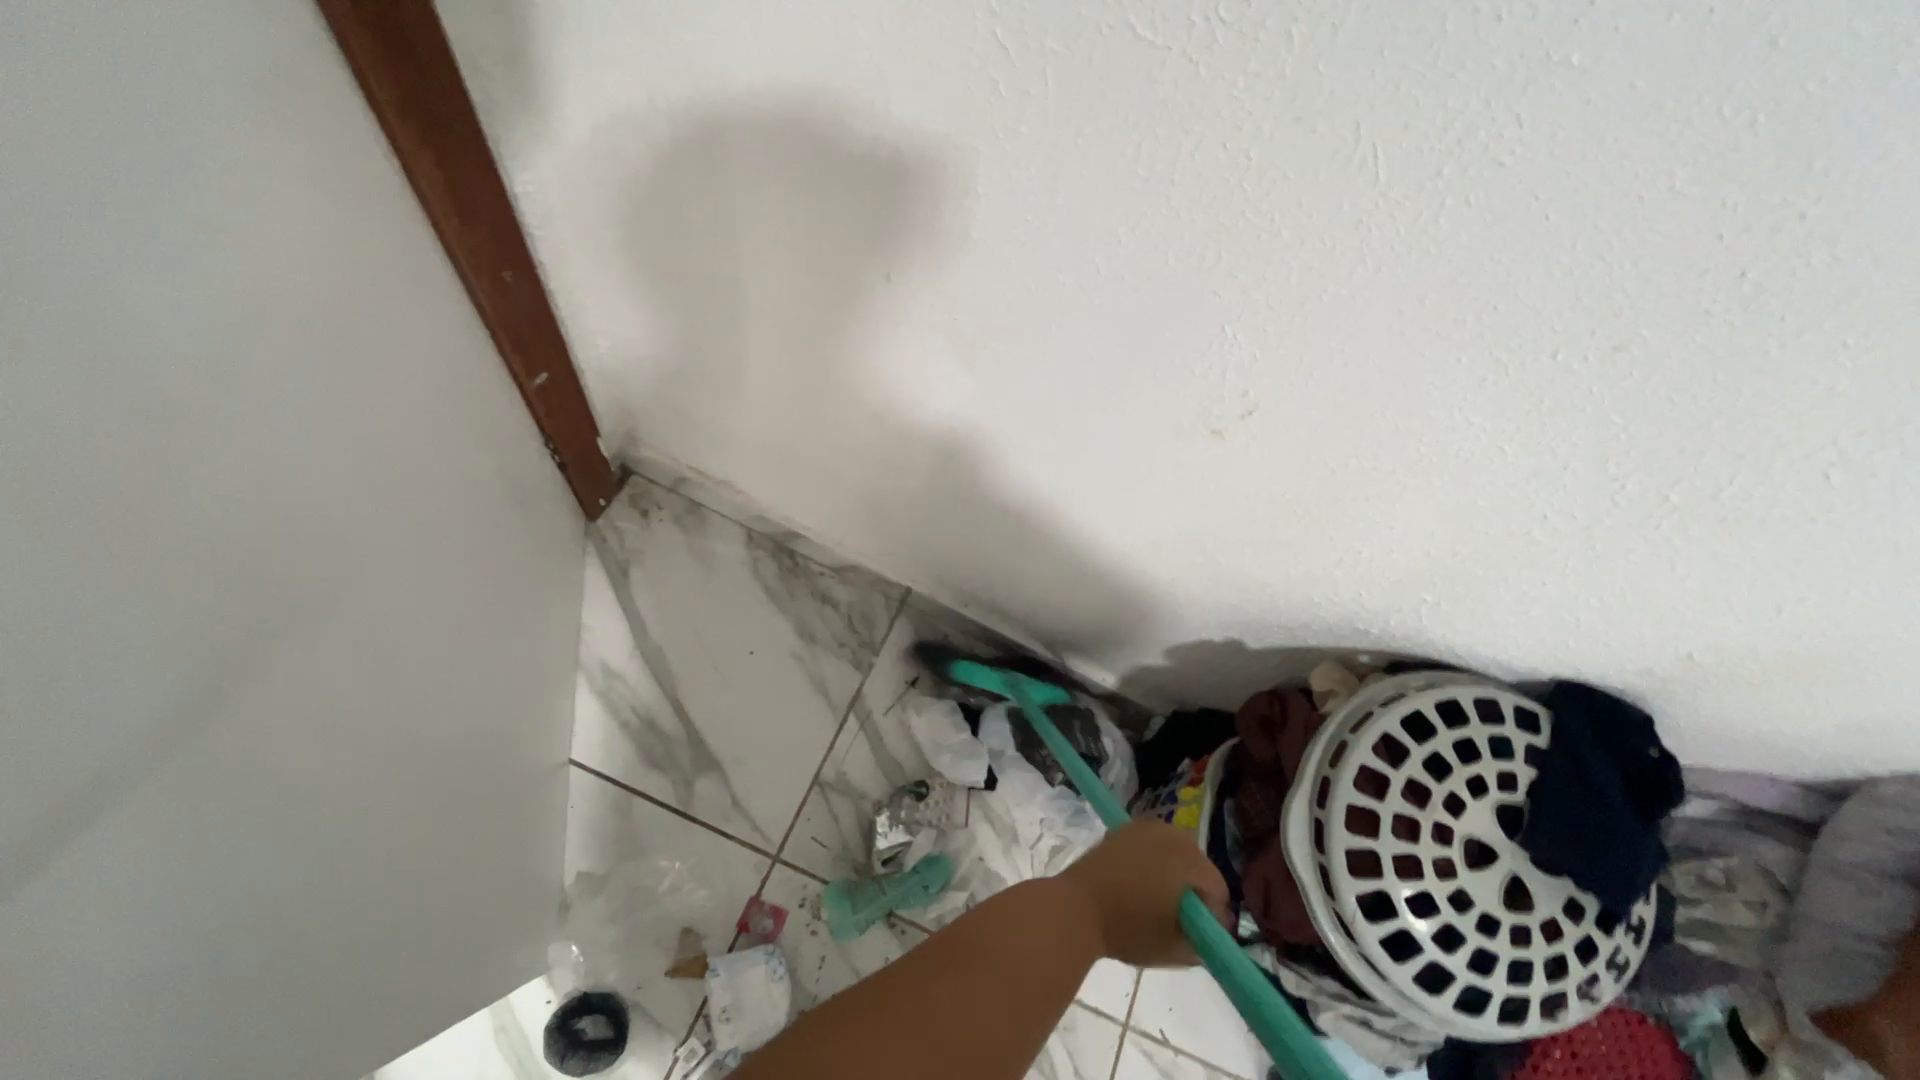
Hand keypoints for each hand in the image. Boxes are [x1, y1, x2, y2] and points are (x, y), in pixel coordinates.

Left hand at [1058, 821, 1229, 966]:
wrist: (1075, 908)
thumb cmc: (1128, 928)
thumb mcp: (1174, 950)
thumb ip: (1202, 945)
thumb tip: (1208, 937)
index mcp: (1189, 860)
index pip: (1217, 889)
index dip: (1212, 916)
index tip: (1198, 936)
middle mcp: (1171, 834)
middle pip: (1197, 865)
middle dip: (1193, 891)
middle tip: (1178, 919)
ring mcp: (1144, 828)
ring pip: (1174, 853)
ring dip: (1173, 874)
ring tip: (1156, 902)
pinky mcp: (1122, 830)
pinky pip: (1150, 846)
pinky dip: (1151, 862)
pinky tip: (1137, 884)